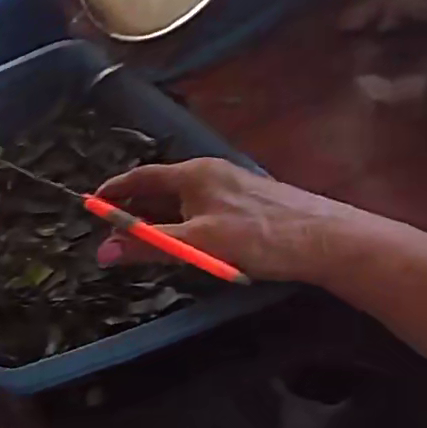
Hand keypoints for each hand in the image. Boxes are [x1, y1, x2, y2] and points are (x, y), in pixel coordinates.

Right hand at [93, 158, 371, 283]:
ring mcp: (230, 188)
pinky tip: (183, 244)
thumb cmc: (260, 237)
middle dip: (133, 210)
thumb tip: (101, 253)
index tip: (92, 207)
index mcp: (193, 174)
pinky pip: (199, 210)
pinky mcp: (246, 204)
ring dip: (157, 220)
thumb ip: (147, 245)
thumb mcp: (196, 243)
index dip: (113, 192)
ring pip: (180, 202)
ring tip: (142, 244)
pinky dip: (180, 224)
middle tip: (114, 234)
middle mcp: (209, 174)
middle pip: (158, 189)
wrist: (335, 243)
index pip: (139, 177)